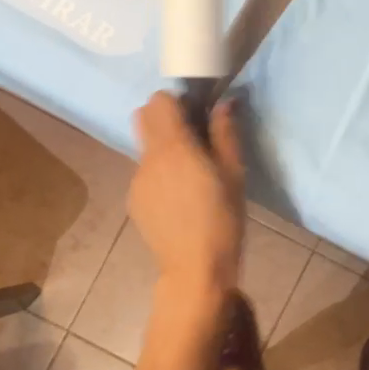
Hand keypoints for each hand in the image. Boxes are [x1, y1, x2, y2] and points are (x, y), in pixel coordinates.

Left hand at [130, 92, 245, 292]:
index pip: (159, 100)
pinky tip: (179, 198)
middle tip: (193, 137)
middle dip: (165, 117)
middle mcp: (148, 158)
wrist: (195, 269)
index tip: (198, 116)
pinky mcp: (133, 200)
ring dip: (163, 147)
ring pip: (144, 146)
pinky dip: (159, 173)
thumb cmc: (223, 220)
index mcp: (174, 147)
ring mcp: (136, 180)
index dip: (178, 101)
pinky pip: (144, 172)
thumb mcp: (234, 175)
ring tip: (190, 175)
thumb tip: (224, 103)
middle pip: (143, 116)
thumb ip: (226, 133)